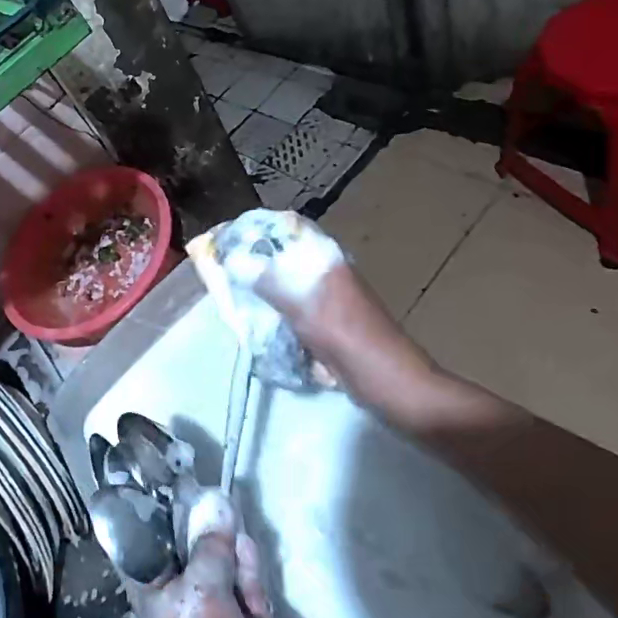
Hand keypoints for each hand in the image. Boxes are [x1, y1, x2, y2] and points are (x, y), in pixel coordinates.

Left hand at [137, 494, 269, 617]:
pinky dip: (255, 599)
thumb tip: (217, 499)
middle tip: (240, 569)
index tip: (211, 504)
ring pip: (228, 565)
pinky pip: (243, 590)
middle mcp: (175, 585)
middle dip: (229, 553)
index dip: (188, 512)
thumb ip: (211, 544)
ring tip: (252, 606)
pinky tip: (259, 616)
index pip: (163, 526)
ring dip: (247, 579)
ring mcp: (203, 604)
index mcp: (152, 578)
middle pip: (204, 543)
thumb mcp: (203, 591)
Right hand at [206, 209, 435, 400]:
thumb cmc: (354, 344)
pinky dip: (278, 313)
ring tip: (232, 296)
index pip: (288, 229)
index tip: (225, 239)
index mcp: (328, 261)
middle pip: (286, 258)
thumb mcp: (307, 313)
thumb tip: (234, 259)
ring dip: (264, 290)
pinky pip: (297, 310)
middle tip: (221, 271)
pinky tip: (259, 324)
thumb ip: (271, 285)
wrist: (397, 387)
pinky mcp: (332, 325)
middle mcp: (330, 273)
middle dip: (254, 262)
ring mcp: (332, 300)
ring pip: (290, 285)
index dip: (257, 230)